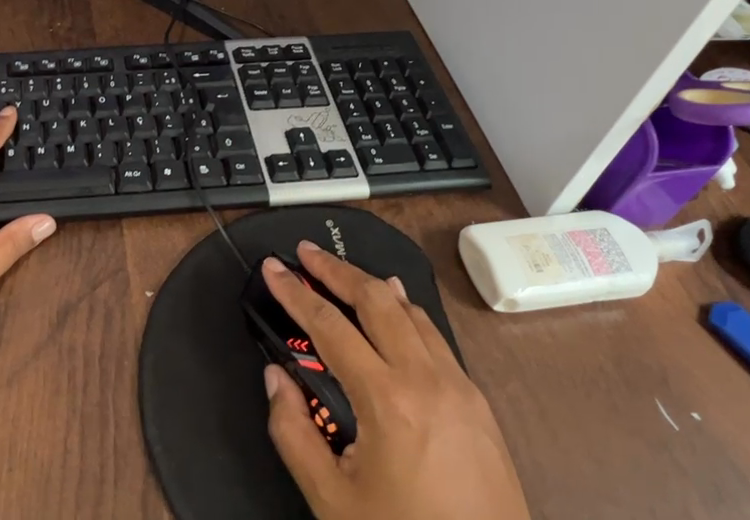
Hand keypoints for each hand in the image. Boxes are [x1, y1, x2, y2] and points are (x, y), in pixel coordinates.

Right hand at [262, 241, 528, 519]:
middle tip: (305, 253)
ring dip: (371, 285)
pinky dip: (405, 311)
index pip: (329, 326)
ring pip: (411, 311)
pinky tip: (395, 309)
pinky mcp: (477, 402)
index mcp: (388, 401)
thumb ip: (293, 432)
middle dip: (336, 269)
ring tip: (341, 272)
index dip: (295, 292)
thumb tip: (274, 378)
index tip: (272, 268)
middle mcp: (427, 380)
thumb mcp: (332, 498)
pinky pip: (434, 336)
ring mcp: (459, 387)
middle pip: (376, 299)